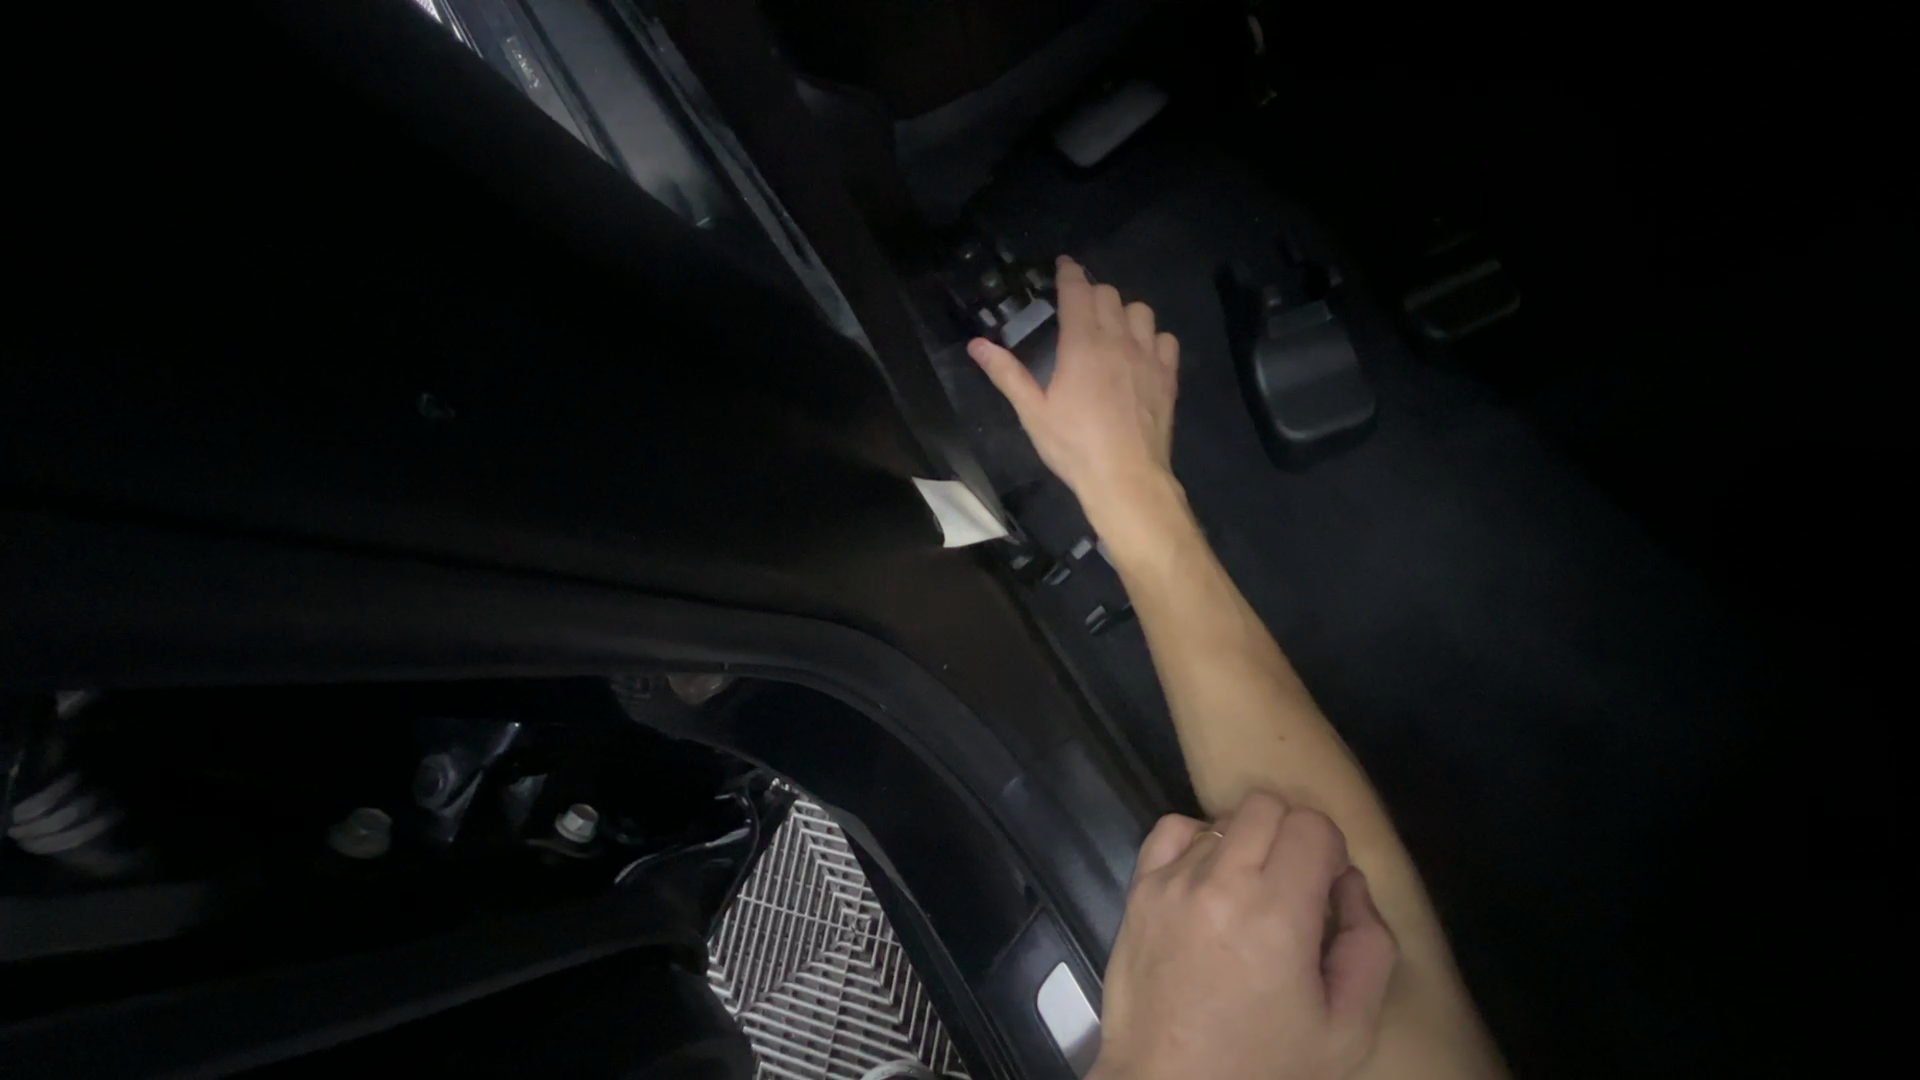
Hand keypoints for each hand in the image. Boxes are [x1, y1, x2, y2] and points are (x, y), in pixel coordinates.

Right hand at [968, 256, 1179, 523]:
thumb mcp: (1032, 413)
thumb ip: (1007, 374)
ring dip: (1123, 311)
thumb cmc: (1073, 446)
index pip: (1077, 292)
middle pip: (1109, 295)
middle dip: (1093, 292)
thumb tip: (977, 344)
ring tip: (1111, 327)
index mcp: (1082, 345)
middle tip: (1080, 305)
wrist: (1125, 476)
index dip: (1070, 273)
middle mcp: (1118, 340)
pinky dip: (1152, 337)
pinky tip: (1141, 352)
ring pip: (1141, 311)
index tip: (1065, 264)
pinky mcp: (1167, 376)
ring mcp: (1147, 357)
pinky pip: (1165, 340)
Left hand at [1092, 792, 1398, 1079]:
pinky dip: (1197, 841)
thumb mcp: (1347, 1030)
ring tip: (1247, 892)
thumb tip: (1351, 883)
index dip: (1330, 850)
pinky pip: (1173, 828)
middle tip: (1293, 884)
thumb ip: (1369, 947)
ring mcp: (1173, 878)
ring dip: (1246, 843)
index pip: (1312, 825)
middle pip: (1266, 805)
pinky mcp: (1140, 886)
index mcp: (1278, 913)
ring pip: (1223, 818)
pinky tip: (1206, 878)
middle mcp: (1221, 880)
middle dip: (1291, 835)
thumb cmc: (1265, 1068)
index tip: (1327, 887)